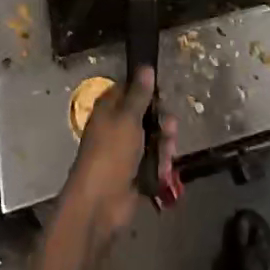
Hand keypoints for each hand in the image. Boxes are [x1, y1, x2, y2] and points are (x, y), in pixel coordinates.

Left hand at [62, 68, 172, 245]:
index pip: (130, 89)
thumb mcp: (127, 119)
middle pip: (147, 115)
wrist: (100, 203)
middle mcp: (117, 126)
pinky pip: (155, 161)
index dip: (147, 90)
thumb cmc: (110, 154)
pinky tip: (164, 171)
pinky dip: (161, 164)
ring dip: (165, 145)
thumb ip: (139, 94)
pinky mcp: (136, 172)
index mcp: (109, 109)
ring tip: (167, 153)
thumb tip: (145, 66)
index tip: (162, 92)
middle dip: (162, 121)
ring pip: (154, 139)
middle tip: (169, 127)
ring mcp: (127, 151)